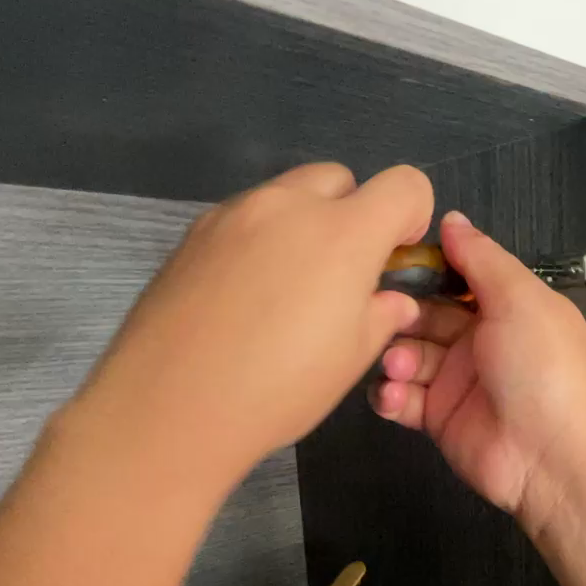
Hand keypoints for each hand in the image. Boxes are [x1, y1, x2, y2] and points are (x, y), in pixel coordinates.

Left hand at [69, 163, 430, 473]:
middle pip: (340, 179)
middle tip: (339, 278)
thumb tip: (392, 299)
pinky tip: (244, 299)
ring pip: (287, 195)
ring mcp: (234, 214)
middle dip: (353, 215)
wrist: (172, 406)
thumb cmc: (280, 388)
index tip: (394, 259)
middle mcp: (289, 206)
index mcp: (343, 234)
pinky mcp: (194, 233)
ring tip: (286, 293)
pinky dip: (261, 242)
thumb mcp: (351, 359)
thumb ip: (382, 315)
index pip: (404, 185)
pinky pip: (245, 218)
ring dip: (304, 227)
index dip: (413, 216)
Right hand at [372, 211, 585, 534]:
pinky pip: (403, 399)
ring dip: (396, 358)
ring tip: (401, 369)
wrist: (550, 457)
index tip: (390, 260)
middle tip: (387, 321)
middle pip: (424, 316)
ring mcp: (457, 382)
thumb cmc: (541, 369)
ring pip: (408, 357)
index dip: (425, 269)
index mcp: (505, 307)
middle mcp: (479, 340)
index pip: (455, 277)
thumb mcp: (520, 300)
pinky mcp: (439, 419)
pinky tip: (393, 396)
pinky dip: (391, 396)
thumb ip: (481, 258)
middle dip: (403, 318)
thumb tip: (451, 219)